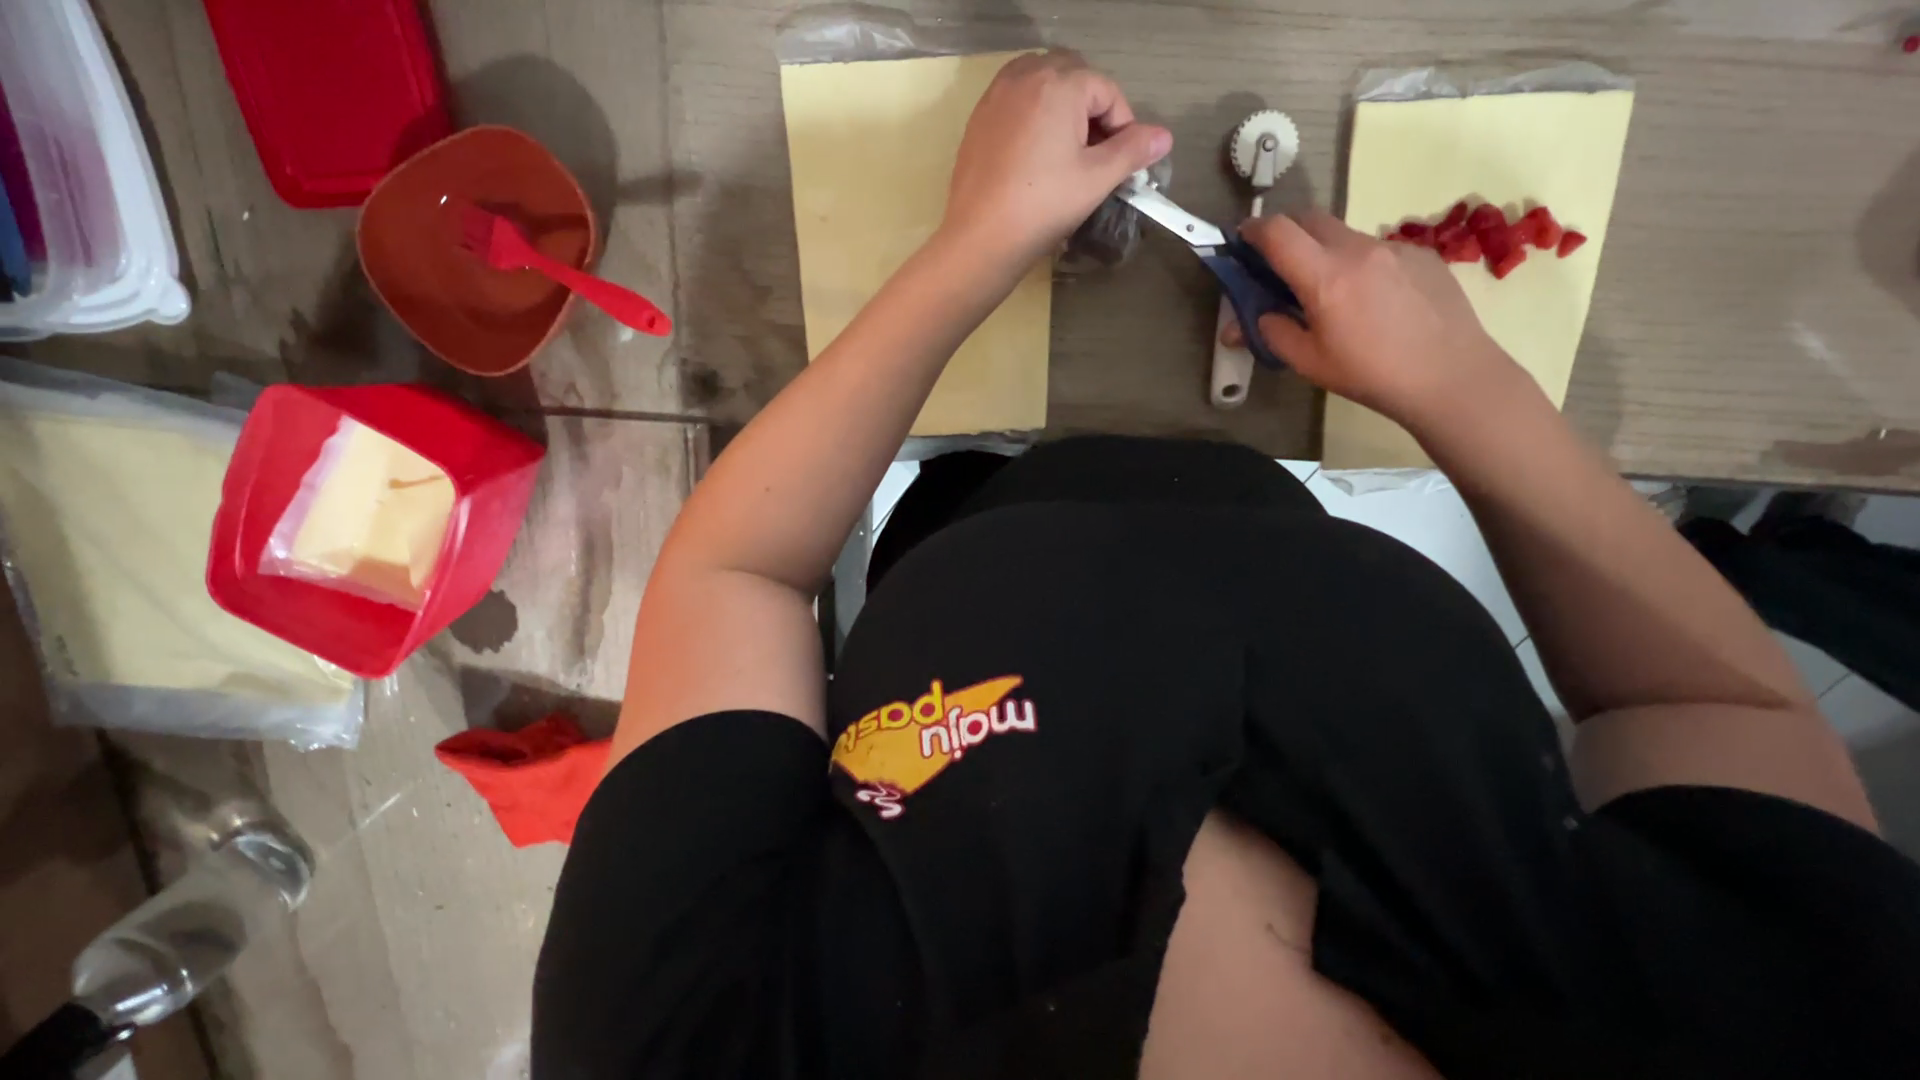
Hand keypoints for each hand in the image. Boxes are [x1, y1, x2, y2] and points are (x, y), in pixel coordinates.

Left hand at [942, 51, 1171, 270]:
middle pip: (1073, 74)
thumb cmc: (1042, 207)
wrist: (980, 238)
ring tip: (1066, 151)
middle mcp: (1024, 77)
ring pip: (1041, 81)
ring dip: (1062, 104)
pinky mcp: (979, 118)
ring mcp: (996, 95)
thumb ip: (1132, 151)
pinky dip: (1033, 114)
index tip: (1121, 161)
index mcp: (1059, 84)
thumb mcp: (1096, 179)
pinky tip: (1035, 156)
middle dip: (1091, 106)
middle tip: (1095, 152)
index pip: (1107, 90)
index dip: (1122, 124)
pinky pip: (1016, 100)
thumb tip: (1164, 136)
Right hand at [1225, 212, 1524, 429]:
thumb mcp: (1309, 363)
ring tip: (1334, 291)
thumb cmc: (1370, 374)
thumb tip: (1262, 316)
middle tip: (1279, 261)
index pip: (1277, 232)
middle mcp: (1358, 250)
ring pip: (1346, 235)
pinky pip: (1379, 250)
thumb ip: (1275, 332)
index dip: (1253, 230)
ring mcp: (1394, 248)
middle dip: (1287, 232)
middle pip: (1310, 218)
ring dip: (1326, 251)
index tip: (1243, 240)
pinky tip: (1376, 301)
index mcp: (1325, 277)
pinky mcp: (1422, 254)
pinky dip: (1363, 265)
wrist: (1448, 375)